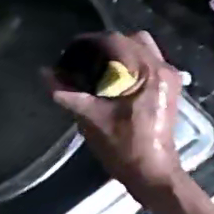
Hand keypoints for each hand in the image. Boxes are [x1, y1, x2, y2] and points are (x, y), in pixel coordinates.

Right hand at [49, 31, 189, 200]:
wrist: (153, 174)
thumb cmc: (123, 147)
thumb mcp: (89, 118)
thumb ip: (66, 93)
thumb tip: (44, 73)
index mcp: (147, 72)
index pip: (116, 41)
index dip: (89, 41)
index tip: (69, 51)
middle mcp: (163, 68)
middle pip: (131, 39)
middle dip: (104, 45)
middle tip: (82, 59)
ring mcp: (170, 77)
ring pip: (142, 49)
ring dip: (119, 53)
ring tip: (97, 68)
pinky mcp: (169, 88)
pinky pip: (148, 62)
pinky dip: (130, 64)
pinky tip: (113, 80)